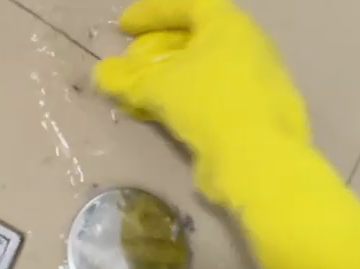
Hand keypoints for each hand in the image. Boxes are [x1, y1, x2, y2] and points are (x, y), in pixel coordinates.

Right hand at [94, 0, 359, 268]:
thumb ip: (129, 80)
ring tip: (139, 101)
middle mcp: (248, 49)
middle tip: (128, 69)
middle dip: (155, 54)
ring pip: (202, 77)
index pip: (186, 6)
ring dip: (168, 85)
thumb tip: (100, 76)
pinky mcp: (256, 122)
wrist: (258, 162)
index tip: (122, 28)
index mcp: (229, 26)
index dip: (151, 14)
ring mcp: (257, 87)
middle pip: (194, 43)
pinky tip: (166, 123)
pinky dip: (186, 107)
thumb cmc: (211, 106)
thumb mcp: (161, 88)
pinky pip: (212, 104)